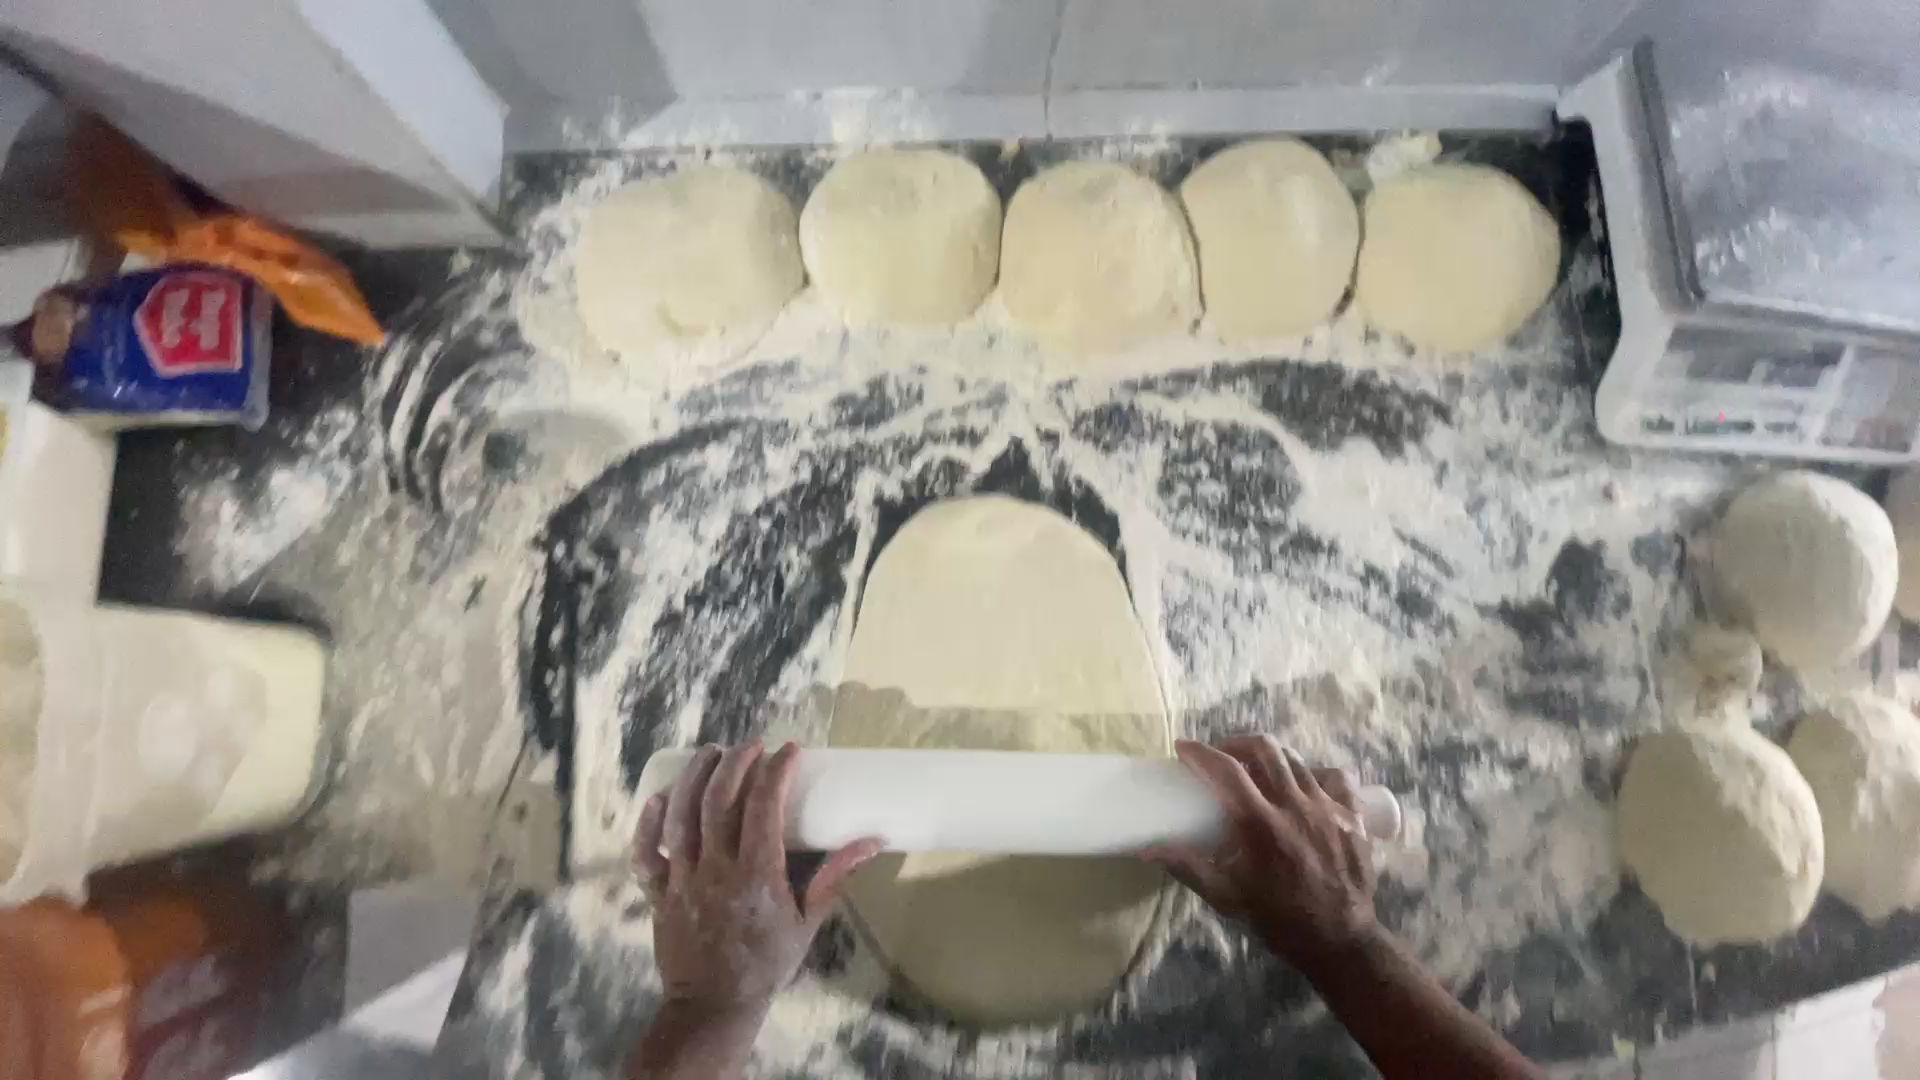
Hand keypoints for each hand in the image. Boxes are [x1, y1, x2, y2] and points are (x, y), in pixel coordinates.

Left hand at [633, 742, 882, 1013]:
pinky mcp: (658, 893)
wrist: (714, 1005)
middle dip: (735, 764)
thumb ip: (836, 877)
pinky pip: (644, 855)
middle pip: (719, 801)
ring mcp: (681, 879)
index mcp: (756, 873)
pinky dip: (646, 825)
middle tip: (752, 745)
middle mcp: (715, 869)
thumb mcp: (809, 920)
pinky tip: (657, 797)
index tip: (789, 750)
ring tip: (711, 752)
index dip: (775, 771)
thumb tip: (873, 840)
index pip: (762, 807)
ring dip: (695, 778)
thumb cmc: (768, 959)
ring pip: (681, 816)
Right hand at [1143, 736, 1378, 966]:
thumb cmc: (1279, 919)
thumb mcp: (1226, 897)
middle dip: (1237, 743)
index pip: (1225, 768)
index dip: (1200, 752)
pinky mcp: (1353, 817)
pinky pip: (1337, 777)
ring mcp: (1328, 808)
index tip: (1183, 748)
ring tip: (1259, 770)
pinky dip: (1317, 774)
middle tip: (1223, 756)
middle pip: (1264, 749)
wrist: (1342, 944)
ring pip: (1296, 760)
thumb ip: (1188, 867)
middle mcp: (1294, 805)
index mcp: (1259, 823)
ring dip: (1271, 758)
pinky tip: (1307, 785)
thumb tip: (1146, 848)